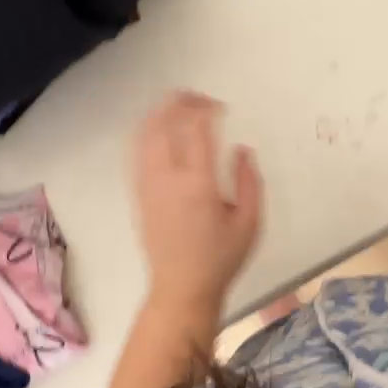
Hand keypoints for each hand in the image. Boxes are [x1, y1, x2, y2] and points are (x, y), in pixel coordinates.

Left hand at [133, 91, 263, 313]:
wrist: (181, 288)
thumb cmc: (221, 259)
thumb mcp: (250, 223)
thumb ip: (249, 181)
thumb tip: (242, 149)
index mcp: (198, 185)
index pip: (197, 130)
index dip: (207, 110)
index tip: (221, 107)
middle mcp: (167, 178)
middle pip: (164, 123)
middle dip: (180, 102)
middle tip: (199, 100)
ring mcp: (147, 184)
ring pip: (144, 133)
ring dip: (160, 113)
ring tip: (179, 107)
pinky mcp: (138, 193)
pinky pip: (137, 151)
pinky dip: (148, 131)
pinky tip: (161, 131)